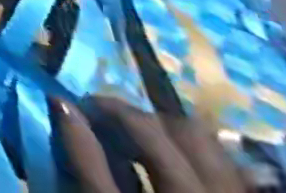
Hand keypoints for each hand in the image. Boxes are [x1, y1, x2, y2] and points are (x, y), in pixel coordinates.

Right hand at [56, 98, 251, 192]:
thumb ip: (85, 157)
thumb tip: (61, 101)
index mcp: (186, 186)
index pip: (146, 126)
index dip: (108, 108)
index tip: (78, 107)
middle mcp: (222, 185)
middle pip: (185, 128)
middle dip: (143, 118)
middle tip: (109, 126)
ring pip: (209, 144)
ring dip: (167, 135)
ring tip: (136, 145)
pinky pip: (223, 165)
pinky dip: (190, 155)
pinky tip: (167, 165)